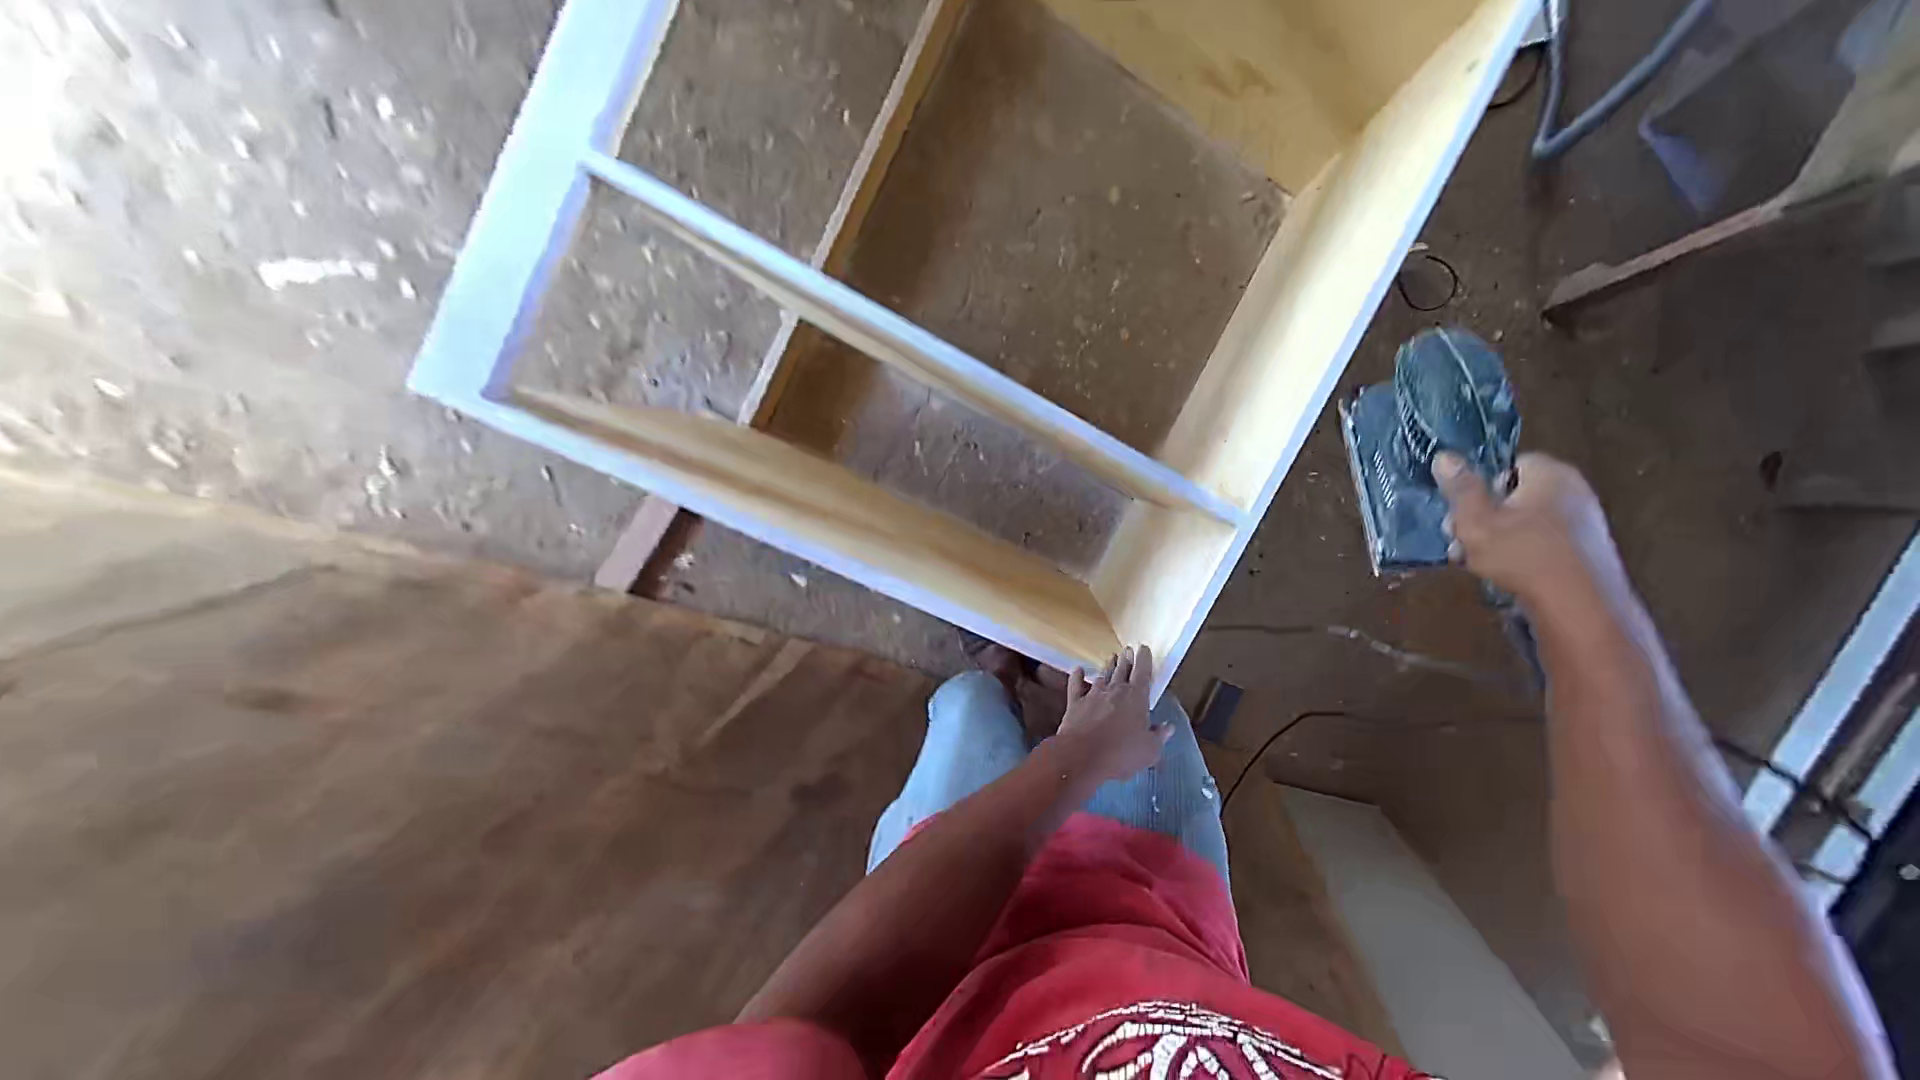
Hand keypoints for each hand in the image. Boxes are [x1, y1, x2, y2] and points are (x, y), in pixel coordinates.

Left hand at [1052, 646, 1170, 784]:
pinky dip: (1077, 677)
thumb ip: (1159, 736)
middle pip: (1122, 671)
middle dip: (1126, 660)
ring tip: (1112, 657)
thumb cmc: (1121, 753)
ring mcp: (1093, 695)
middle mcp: (1114, 691)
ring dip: (1108, 667)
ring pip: (1102, 676)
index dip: (1143, 659)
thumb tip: (1168, 727)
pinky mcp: (1075, 703)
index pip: (1142, 673)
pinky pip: (1076, 686)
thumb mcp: (1149, 750)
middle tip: (1127, 650)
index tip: (1143, 648)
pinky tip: (1078, 669)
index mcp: (1136, 698)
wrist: (1082, 755)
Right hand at [1433, 451, 1627, 610]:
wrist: (1577, 604)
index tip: (1463, 508)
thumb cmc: (1522, 553)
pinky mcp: (1584, 552)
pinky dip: (1519, 554)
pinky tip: (1501, 573)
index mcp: (1551, 474)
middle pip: (1515, 494)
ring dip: (1494, 538)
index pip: (1511, 463)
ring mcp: (1583, 523)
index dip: (1482, 484)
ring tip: (1473, 560)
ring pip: (1524, 522)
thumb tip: (1444, 455)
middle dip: (1482, 515)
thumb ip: (1460, 488)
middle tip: (1459, 537)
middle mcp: (1574, 491)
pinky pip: (1541, 542)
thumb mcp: (1475, 519)